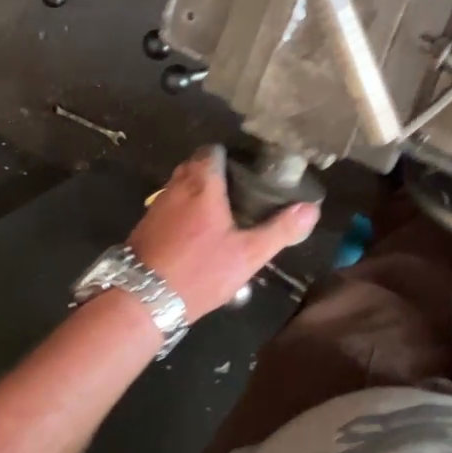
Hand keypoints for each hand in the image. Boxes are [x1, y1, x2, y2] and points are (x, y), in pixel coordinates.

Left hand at [128, 146, 319, 316]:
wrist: (140, 302)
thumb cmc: (198, 271)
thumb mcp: (247, 254)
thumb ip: (280, 230)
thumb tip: (311, 209)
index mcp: (202, 182)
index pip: (214, 150)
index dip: (231, 155)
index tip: (249, 169)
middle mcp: (177, 185)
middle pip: (197, 165)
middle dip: (217, 174)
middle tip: (240, 193)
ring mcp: (157, 205)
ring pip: (182, 187)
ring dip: (199, 194)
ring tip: (222, 214)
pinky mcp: (145, 226)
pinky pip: (170, 207)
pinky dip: (184, 212)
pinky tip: (197, 235)